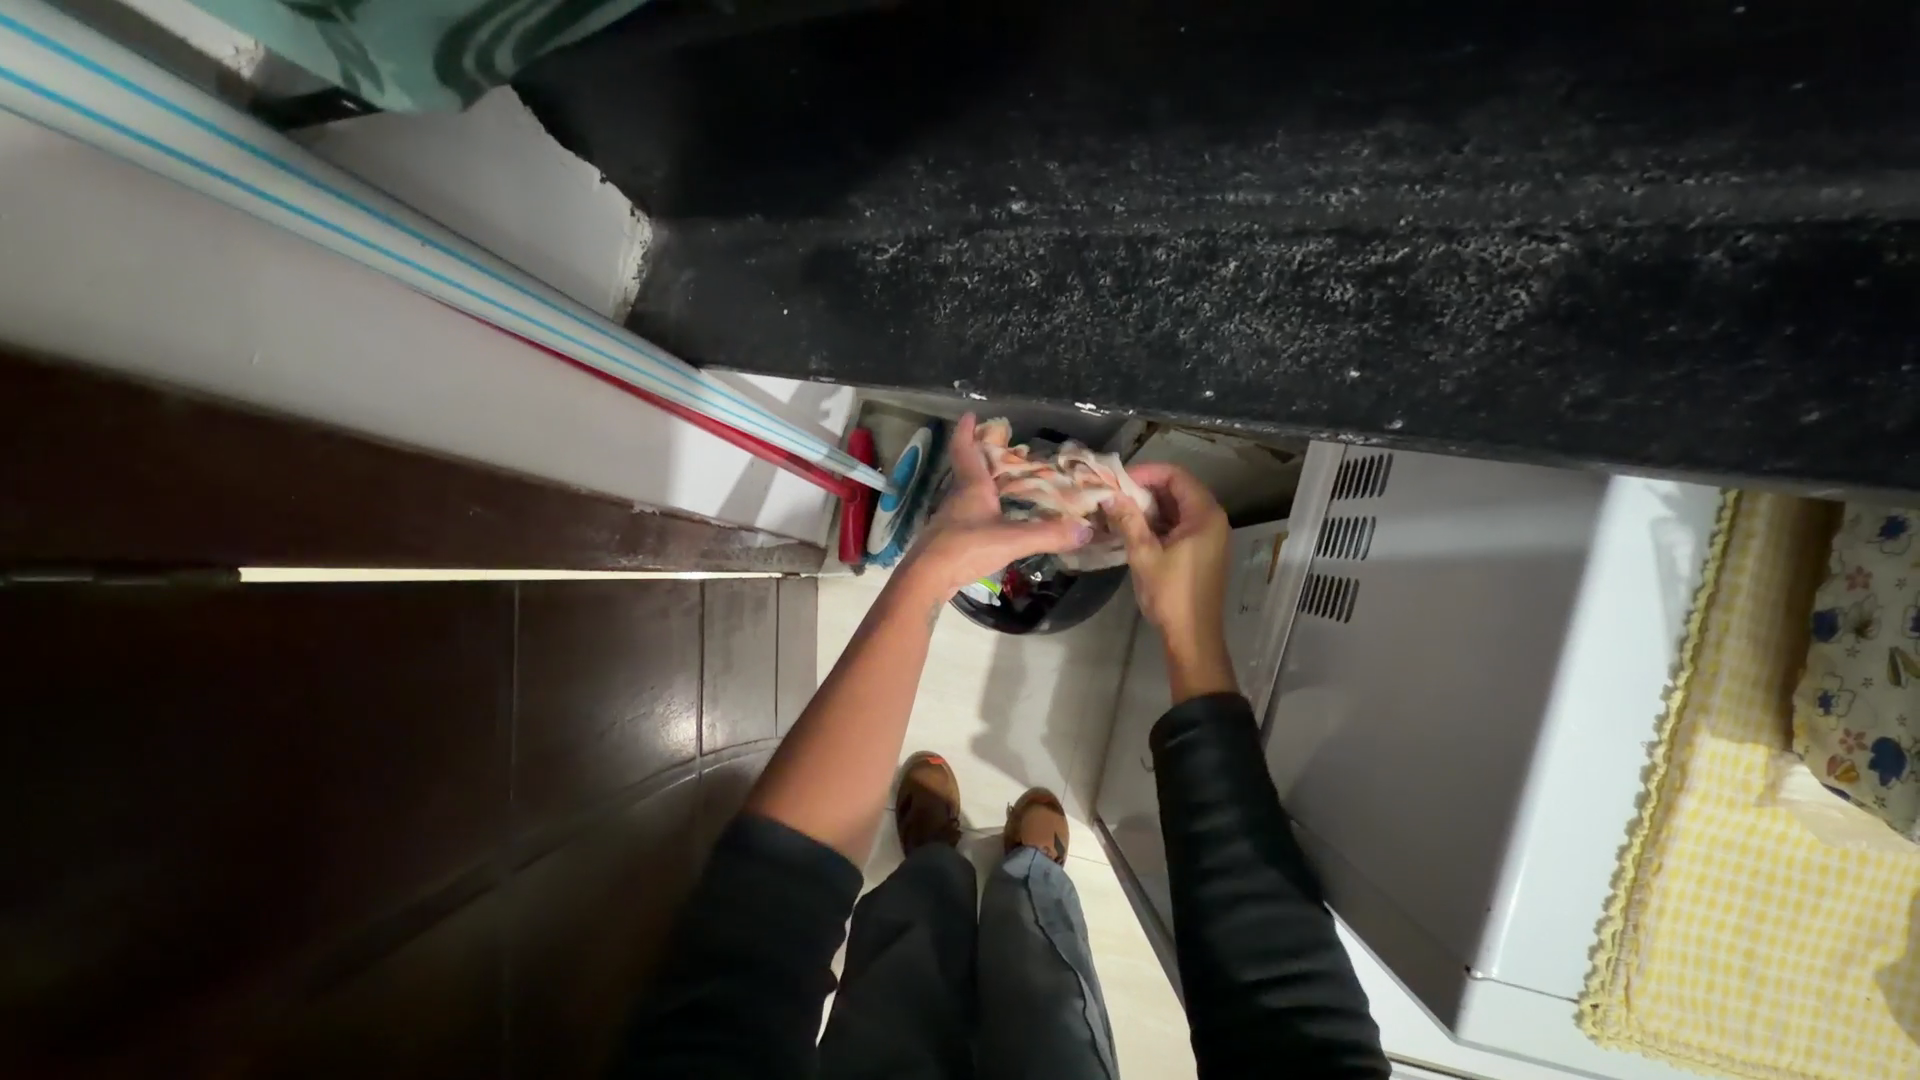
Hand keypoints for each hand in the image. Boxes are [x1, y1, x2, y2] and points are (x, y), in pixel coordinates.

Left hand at [896, 413, 1090, 599]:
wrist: (927, 577)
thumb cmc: (966, 547)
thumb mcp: (1012, 540)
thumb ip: (1047, 535)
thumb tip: (1084, 530)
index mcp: (971, 488)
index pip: (965, 450)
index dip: (966, 431)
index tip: (969, 415)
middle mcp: (958, 498)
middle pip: (966, 470)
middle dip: (979, 456)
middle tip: (997, 449)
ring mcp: (950, 520)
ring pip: (966, 495)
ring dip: (980, 486)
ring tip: (1000, 484)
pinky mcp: (948, 541)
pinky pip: (966, 518)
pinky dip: (980, 513)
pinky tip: (991, 523)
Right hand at [1109, 463, 1236, 699]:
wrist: (1192, 637)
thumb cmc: (1171, 594)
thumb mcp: (1144, 555)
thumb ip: (1128, 520)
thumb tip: (1109, 495)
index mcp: (1205, 515)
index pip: (1176, 476)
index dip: (1146, 473)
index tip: (1117, 481)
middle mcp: (1212, 520)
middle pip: (1177, 490)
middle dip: (1144, 490)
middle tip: (1113, 496)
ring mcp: (1208, 536)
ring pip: (1176, 509)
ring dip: (1148, 508)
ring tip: (1117, 512)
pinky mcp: (1201, 551)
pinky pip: (1178, 526)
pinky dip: (1156, 524)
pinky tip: (1132, 530)